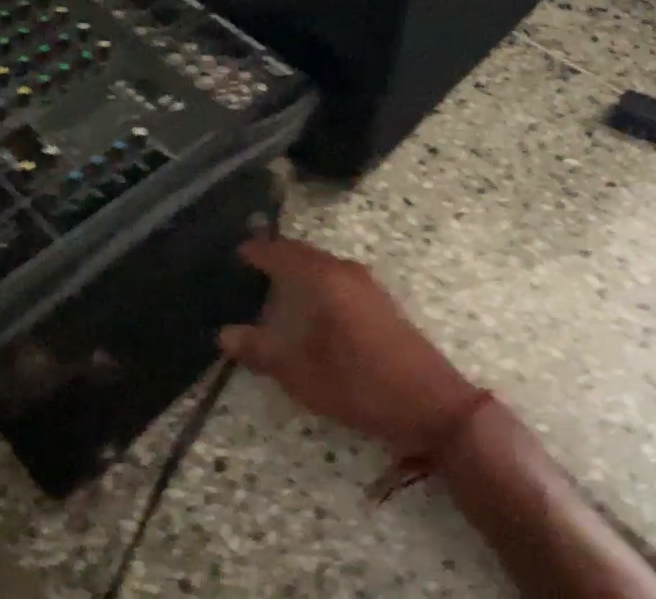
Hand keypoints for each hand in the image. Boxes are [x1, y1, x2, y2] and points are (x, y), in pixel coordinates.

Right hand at [219, 233, 481, 455]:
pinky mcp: (381, 304)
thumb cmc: (359, 384)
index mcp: (324, 279)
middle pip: (304, 255)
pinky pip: (338, 281)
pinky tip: (309, 309)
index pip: (281, 253)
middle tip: (250, 269)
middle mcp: (346, 272)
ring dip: (299, 273)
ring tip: (274, 289)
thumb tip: (225, 335)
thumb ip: (260, 350)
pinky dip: (318, 285)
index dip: (257, 251)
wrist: (430, 405)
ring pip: (323, 268)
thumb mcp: (300, 373)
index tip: (236, 252)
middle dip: (277, 259)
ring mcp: (368, 287)